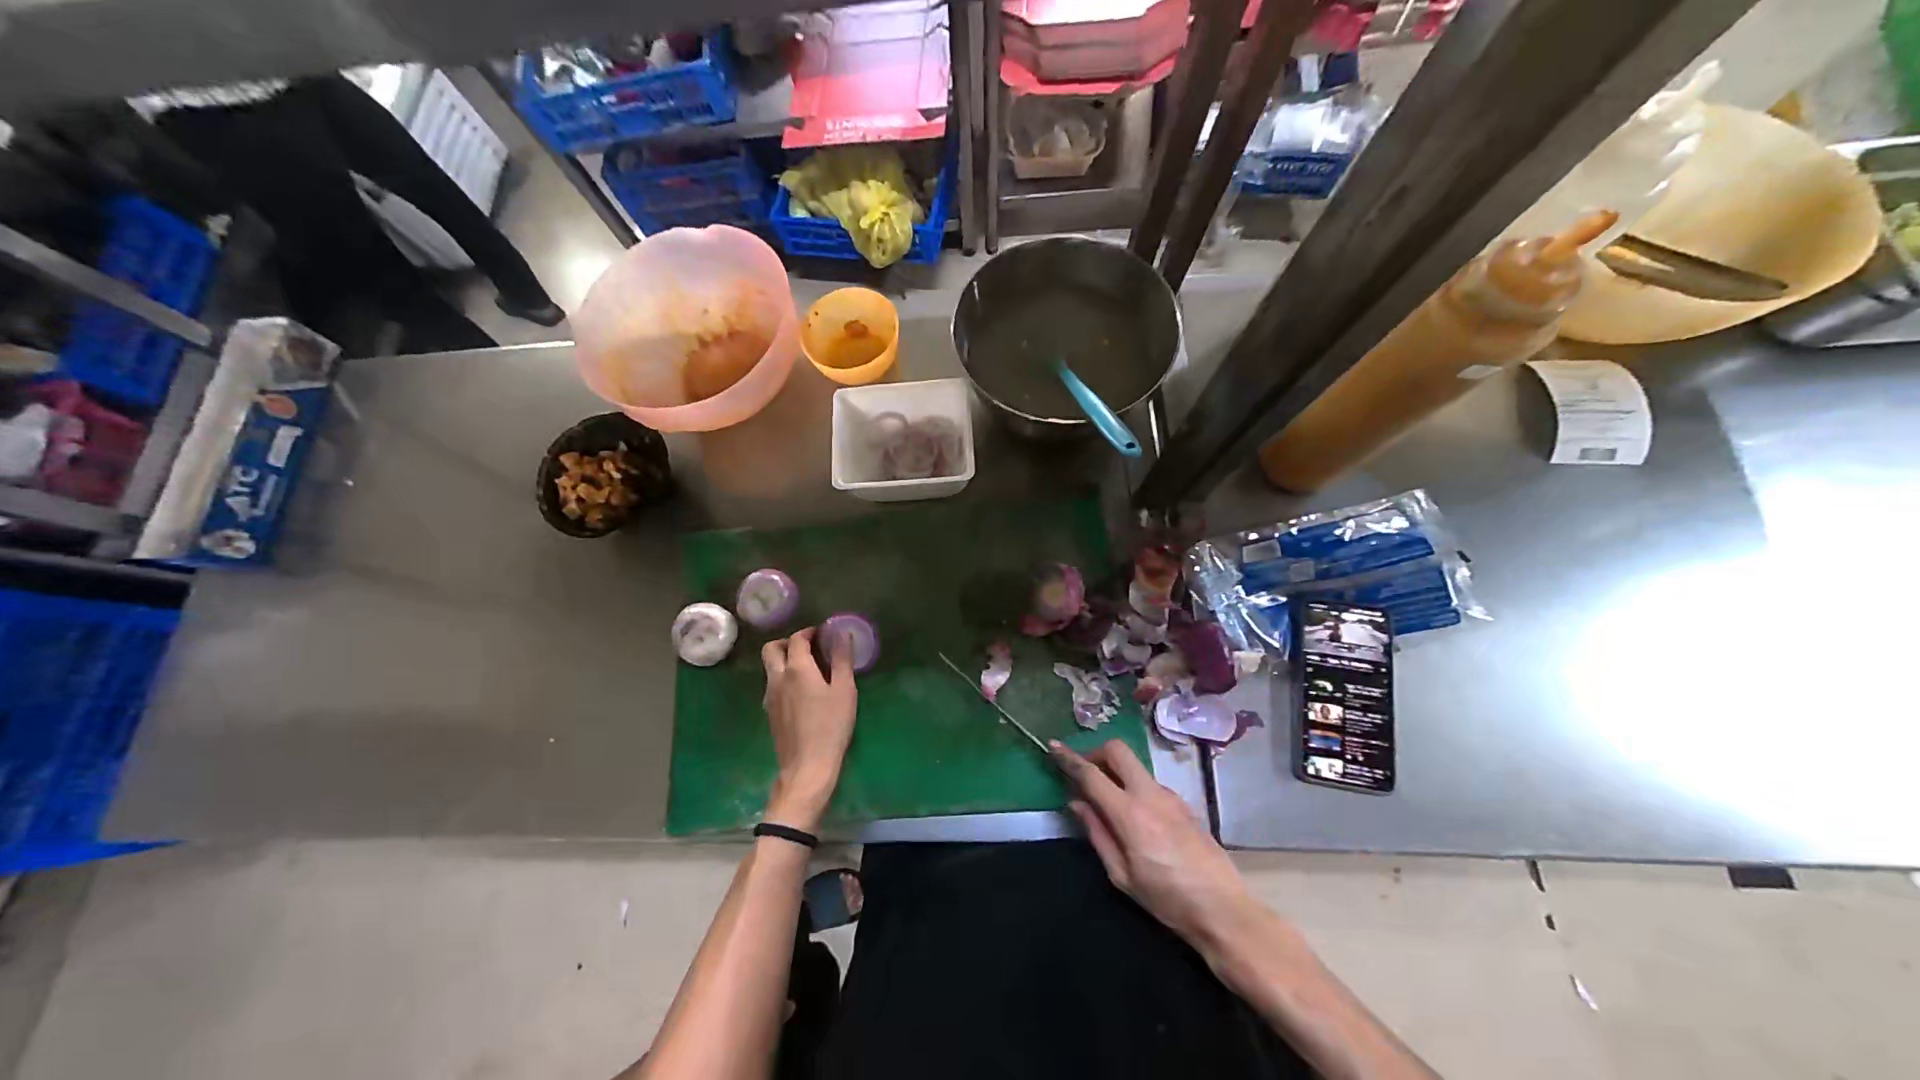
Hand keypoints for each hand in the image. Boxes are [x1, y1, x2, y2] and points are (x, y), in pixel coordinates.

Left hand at [761, 627, 857, 831]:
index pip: (797, 639)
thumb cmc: (831, 726)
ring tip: (809, 670)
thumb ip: (842, 660)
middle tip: (809, 648)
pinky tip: (802, 693)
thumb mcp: (845, 691)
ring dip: (784, 661)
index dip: (809, 632)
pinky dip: (784, 678)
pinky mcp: (769, 713)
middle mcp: (777, 678)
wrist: (807, 766)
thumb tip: (841, 633)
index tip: (823, 634)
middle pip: (771, 648)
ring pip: (769, 668)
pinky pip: (772, 685)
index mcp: (796, 669)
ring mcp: (769, 697)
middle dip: (788, 642)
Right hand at [1052, 739, 1260, 948]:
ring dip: (1116, 773)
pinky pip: (1151, 785)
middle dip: (1096, 753)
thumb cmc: (1167, 899)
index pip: (1091, 774)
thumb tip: (1077, 803)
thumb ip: (1097, 833)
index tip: (1053, 747)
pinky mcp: (1184, 804)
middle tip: (1084, 773)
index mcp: (1130, 814)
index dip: (1069, 758)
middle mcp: (1150, 795)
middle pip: (1118, 750)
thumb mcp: (1121, 874)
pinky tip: (1135, 818)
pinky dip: (1134, 789)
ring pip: (1136, 767)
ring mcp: (1171, 796)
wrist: (1223, 909)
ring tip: (1108, 804)